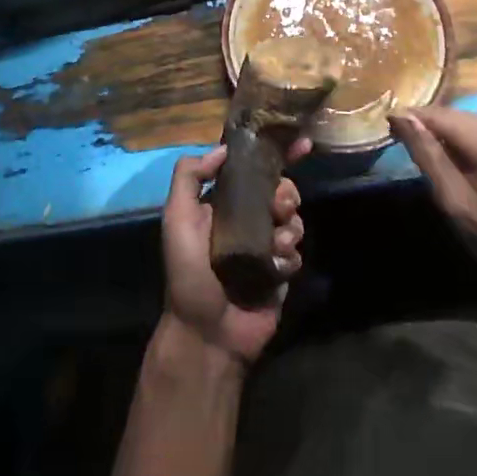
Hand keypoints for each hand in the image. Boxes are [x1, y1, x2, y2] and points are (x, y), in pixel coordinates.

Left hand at [160, 142, 308, 363]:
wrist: (208, 332)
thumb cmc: (189, 272)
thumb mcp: (176, 219)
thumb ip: (189, 178)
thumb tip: (221, 150)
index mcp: (220, 203)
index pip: (248, 169)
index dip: (273, 153)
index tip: (300, 143)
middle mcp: (243, 218)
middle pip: (278, 189)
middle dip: (285, 192)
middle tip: (280, 206)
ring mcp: (264, 244)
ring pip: (292, 217)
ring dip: (289, 225)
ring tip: (275, 244)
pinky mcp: (281, 270)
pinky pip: (297, 250)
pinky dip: (289, 255)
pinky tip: (276, 267)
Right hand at [392, 108, 476, 324]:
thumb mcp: (461, 210)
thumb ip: (431, 160)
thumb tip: (403, 119)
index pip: (447, 118)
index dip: (415, 117)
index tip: (389, 123)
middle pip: (463, 116)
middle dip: (432, 123)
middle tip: (404, 138)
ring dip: (452, 130)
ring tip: (431, 148)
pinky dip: (475, 138)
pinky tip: (465, 157)